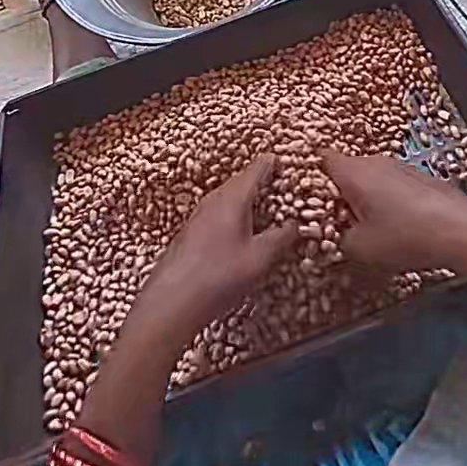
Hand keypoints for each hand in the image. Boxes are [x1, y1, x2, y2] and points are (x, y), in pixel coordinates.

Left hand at [126, 154, 298, 347]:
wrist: (171, 301)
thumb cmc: (218, 276)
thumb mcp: (259, 258)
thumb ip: (280, 238)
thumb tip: (295, 226)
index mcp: (233, 198)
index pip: (256, 169)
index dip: (273, 164)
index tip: (286, 165)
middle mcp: (214, 200)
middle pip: (241, 181)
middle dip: (262, 182)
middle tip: (282, 188)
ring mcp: (199, 215)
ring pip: (228, 197)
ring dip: (247, 200)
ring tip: (266, 210)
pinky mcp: (191, 232)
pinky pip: (218, 213)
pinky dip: (234, 215)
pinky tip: (241, 234)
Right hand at [320, 149, 466, 288]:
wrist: (464, 232)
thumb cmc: (406, 236)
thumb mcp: (360, 248)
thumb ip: (336, 241)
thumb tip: (329, 238)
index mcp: (354, 172)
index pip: (321, 159)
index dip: (310, 175)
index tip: (305, 197)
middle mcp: (375, 162)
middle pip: (345, 170)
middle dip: (336, 193)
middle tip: (332, 220)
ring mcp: (400, 167)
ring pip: (369, 178)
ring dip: (363, 198)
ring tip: (364, 227)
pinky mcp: (419, 178)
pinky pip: (390, 185)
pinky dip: (385, 200)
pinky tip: (394, 226)